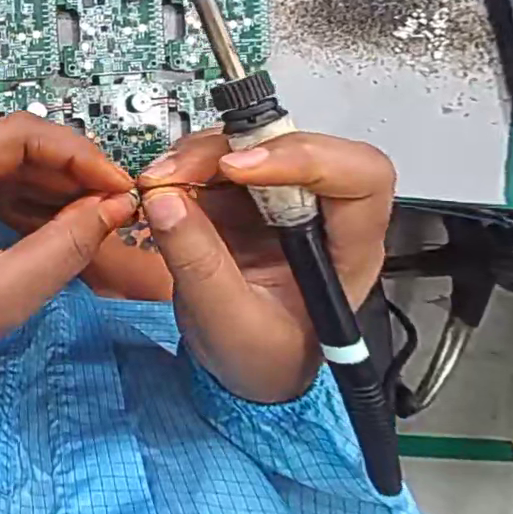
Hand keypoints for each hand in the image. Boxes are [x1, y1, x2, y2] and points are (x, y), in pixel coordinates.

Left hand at [0, 114, 138, 387]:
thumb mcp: (7, 291)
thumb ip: (67, 244)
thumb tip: (118, 205)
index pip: (18, 135)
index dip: (76, 153)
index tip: (118, 185)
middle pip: (17, 145)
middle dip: (71, 172)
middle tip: (116, 202)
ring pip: (13, 165)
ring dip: (58, 188)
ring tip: (99, 216)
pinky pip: (0, 186)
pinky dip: (36, 203)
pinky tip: (66, 224)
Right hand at [136, 130, 394, 403]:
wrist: (246, 366)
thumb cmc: (261, 356)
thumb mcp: (230, 322)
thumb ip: (199, 265)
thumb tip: (163, 200)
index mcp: (347, 247)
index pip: (357, 177)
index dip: (303, 158)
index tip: (236, 169)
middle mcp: (318, 211)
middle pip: (289, 148)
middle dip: (224, 152)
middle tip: (169, 175)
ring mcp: (275, 200)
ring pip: (245, 147)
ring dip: (195, 157)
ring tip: (155, 183)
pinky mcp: (237, 199)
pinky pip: (211, 164)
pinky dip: (179, 170)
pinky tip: (155, 189)